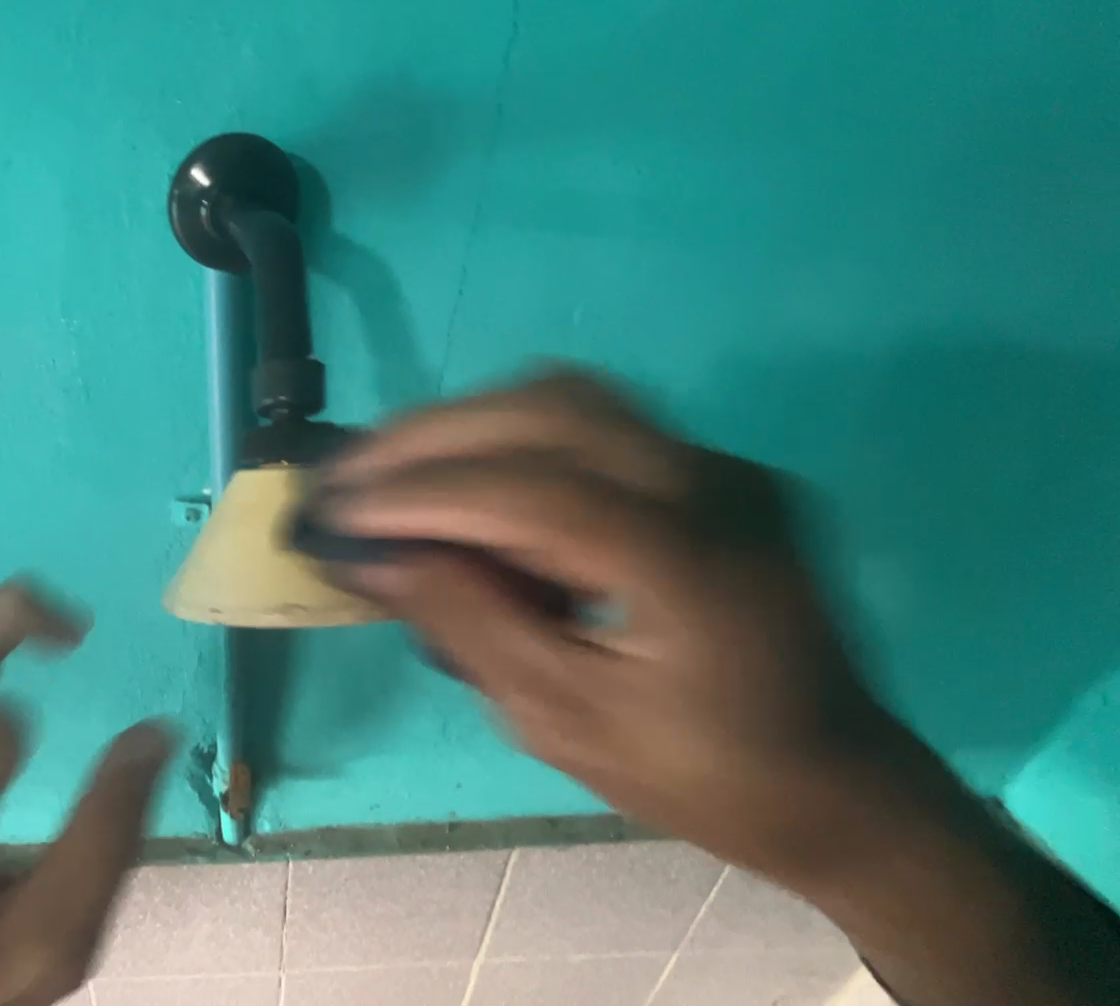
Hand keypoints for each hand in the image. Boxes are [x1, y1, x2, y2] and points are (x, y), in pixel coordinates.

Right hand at [312, 368, 911, 885]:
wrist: (837, 782)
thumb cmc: (695, 770)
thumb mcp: (561, 718)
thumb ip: (465, 622)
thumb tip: (369, 556)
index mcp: (691, 566)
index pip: (536, 493)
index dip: (426, 494)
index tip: (342, 510)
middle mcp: (712, 487)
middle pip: (549, 412)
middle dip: (429, 435)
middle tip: (347, 471)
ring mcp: (717, 466)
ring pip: (565, 398)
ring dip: (462, 423)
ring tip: (386, 463)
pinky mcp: (705, 467)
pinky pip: (586, 421)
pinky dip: (501, 435)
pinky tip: (455, 471)